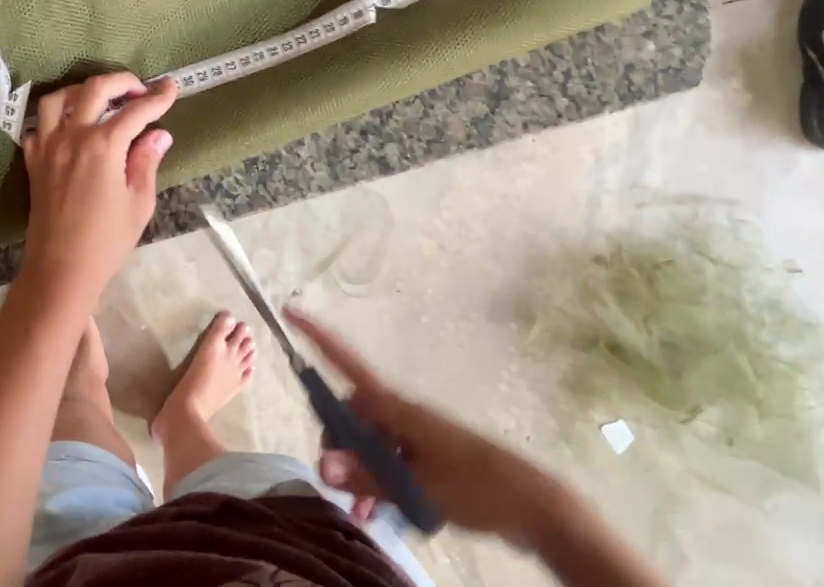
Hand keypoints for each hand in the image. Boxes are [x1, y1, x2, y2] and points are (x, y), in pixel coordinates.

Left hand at [20, 74, 178, 300]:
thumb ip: (146, 161)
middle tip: (140, 90)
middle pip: (95, 89)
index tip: (171, 87)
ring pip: (58, 98)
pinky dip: (53, 118)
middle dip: (122, 82)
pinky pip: (38, 126)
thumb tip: (158, 135)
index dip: (157, 97)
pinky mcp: (33, 161)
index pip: (136, 111)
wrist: (60, 269)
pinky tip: (69, 127)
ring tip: (101, 100)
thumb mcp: (138, 202)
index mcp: (103, 145)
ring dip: (82, 91)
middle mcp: (72, 136)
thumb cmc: (106, 241)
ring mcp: (48, 147)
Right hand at [285, 307, 578, 546]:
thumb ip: (367, 476)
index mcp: (395, 406)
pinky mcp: (425, 455)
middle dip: (336, 446)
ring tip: (362, 513)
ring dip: (358, 473)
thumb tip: (321, 464)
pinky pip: (386, 460)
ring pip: (366, 443)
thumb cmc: (476, 486)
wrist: (533, 505)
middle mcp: (399, 412)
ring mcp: (413, 433)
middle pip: (348, 414)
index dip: (317, 335)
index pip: (346, 361)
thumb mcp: (417, 486)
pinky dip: (377, 484)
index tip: (290, 310)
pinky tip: (378, 514)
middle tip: (341, 486)